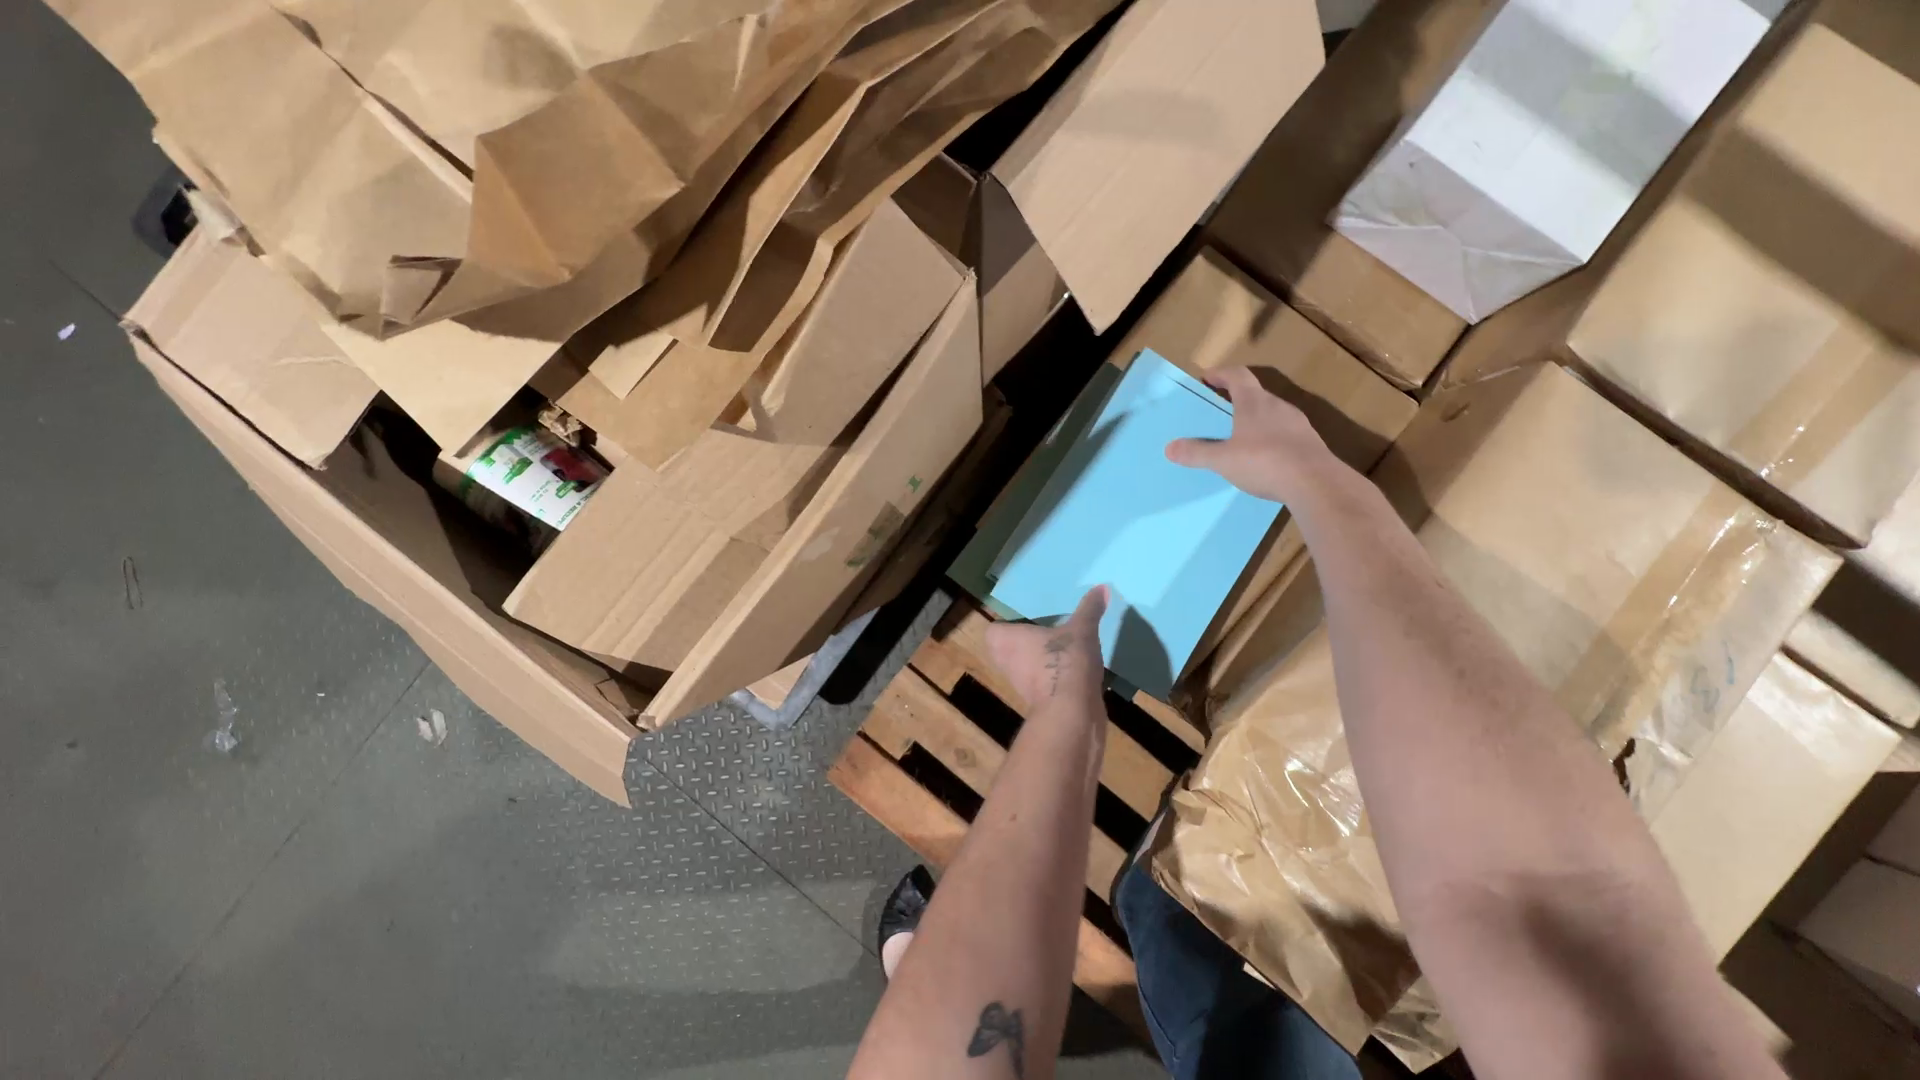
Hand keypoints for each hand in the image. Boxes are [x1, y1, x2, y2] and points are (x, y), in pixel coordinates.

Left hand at [985, 586, 1108, 709]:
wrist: (1072, 711)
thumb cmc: (1066, 661)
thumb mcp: (1082, 630)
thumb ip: (1089, 609)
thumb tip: (1102, 587)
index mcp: (1008, 640)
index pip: (994, 631)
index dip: (1006, 626)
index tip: (1025, 621)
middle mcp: (1007, 663)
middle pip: (1006, 651)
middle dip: (1022, 645)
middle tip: (1044, 634)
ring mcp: (1021, 685)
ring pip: (1024, 669)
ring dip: (1038, 663)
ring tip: (1061, 649)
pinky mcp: (1039, 702)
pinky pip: (1042, 684)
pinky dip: (1053, 679)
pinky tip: (1072, 671)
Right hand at [1165, 366, 1341, 504]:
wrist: (1315, 482)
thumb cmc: (1263, 461)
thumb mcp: (1223, 460)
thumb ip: (1197, 453)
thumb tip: (1169, 448)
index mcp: (1254, 402)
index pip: (1237, 376)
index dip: (1221, 374)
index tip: (1208, 377)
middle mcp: (1278, 405)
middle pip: (1256, 393)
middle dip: (1238, 398)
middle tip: (1223, 408)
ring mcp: (1298, 423)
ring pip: (1273, 413)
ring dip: (1257, 418)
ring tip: (1243, 434)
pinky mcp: (1310, 442)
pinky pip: (1286, 433)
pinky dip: (1273, 438)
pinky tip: (1266, 456)